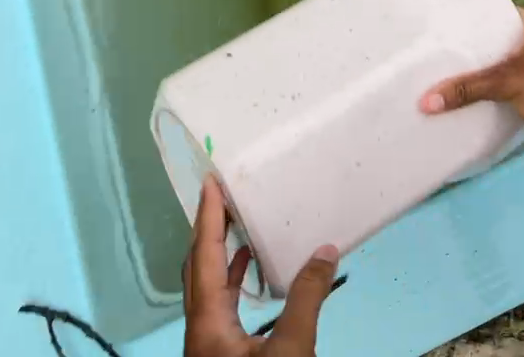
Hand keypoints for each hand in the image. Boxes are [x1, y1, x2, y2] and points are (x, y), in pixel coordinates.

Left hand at [183, 178, 338, 356]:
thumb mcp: (291, 350)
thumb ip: (307, 297)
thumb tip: (326, 248)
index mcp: (208, 326)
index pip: (203, 259)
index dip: (208, 220)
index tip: (210, 183)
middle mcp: (201, 334)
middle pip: (197, 272)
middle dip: (209, 233)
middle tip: (225, 196)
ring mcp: (209, 349)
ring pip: (208, 290)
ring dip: (222, 256)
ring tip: (244, 226)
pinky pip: (223, 306)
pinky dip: (235, 281)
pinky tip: (254, 275)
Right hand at [420, 7, 523, 152]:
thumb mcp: (505, 83)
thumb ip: (467, 89)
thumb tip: (426, 102)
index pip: (501, 12)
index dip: (476, 21)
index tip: (447, 28)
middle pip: (501, 37)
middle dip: (477, 47)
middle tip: (443, 51)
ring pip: (505, 58)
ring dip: (485, 67)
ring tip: (450, 69)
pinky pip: (510, 75)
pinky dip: (494, 82)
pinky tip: (470, 88)